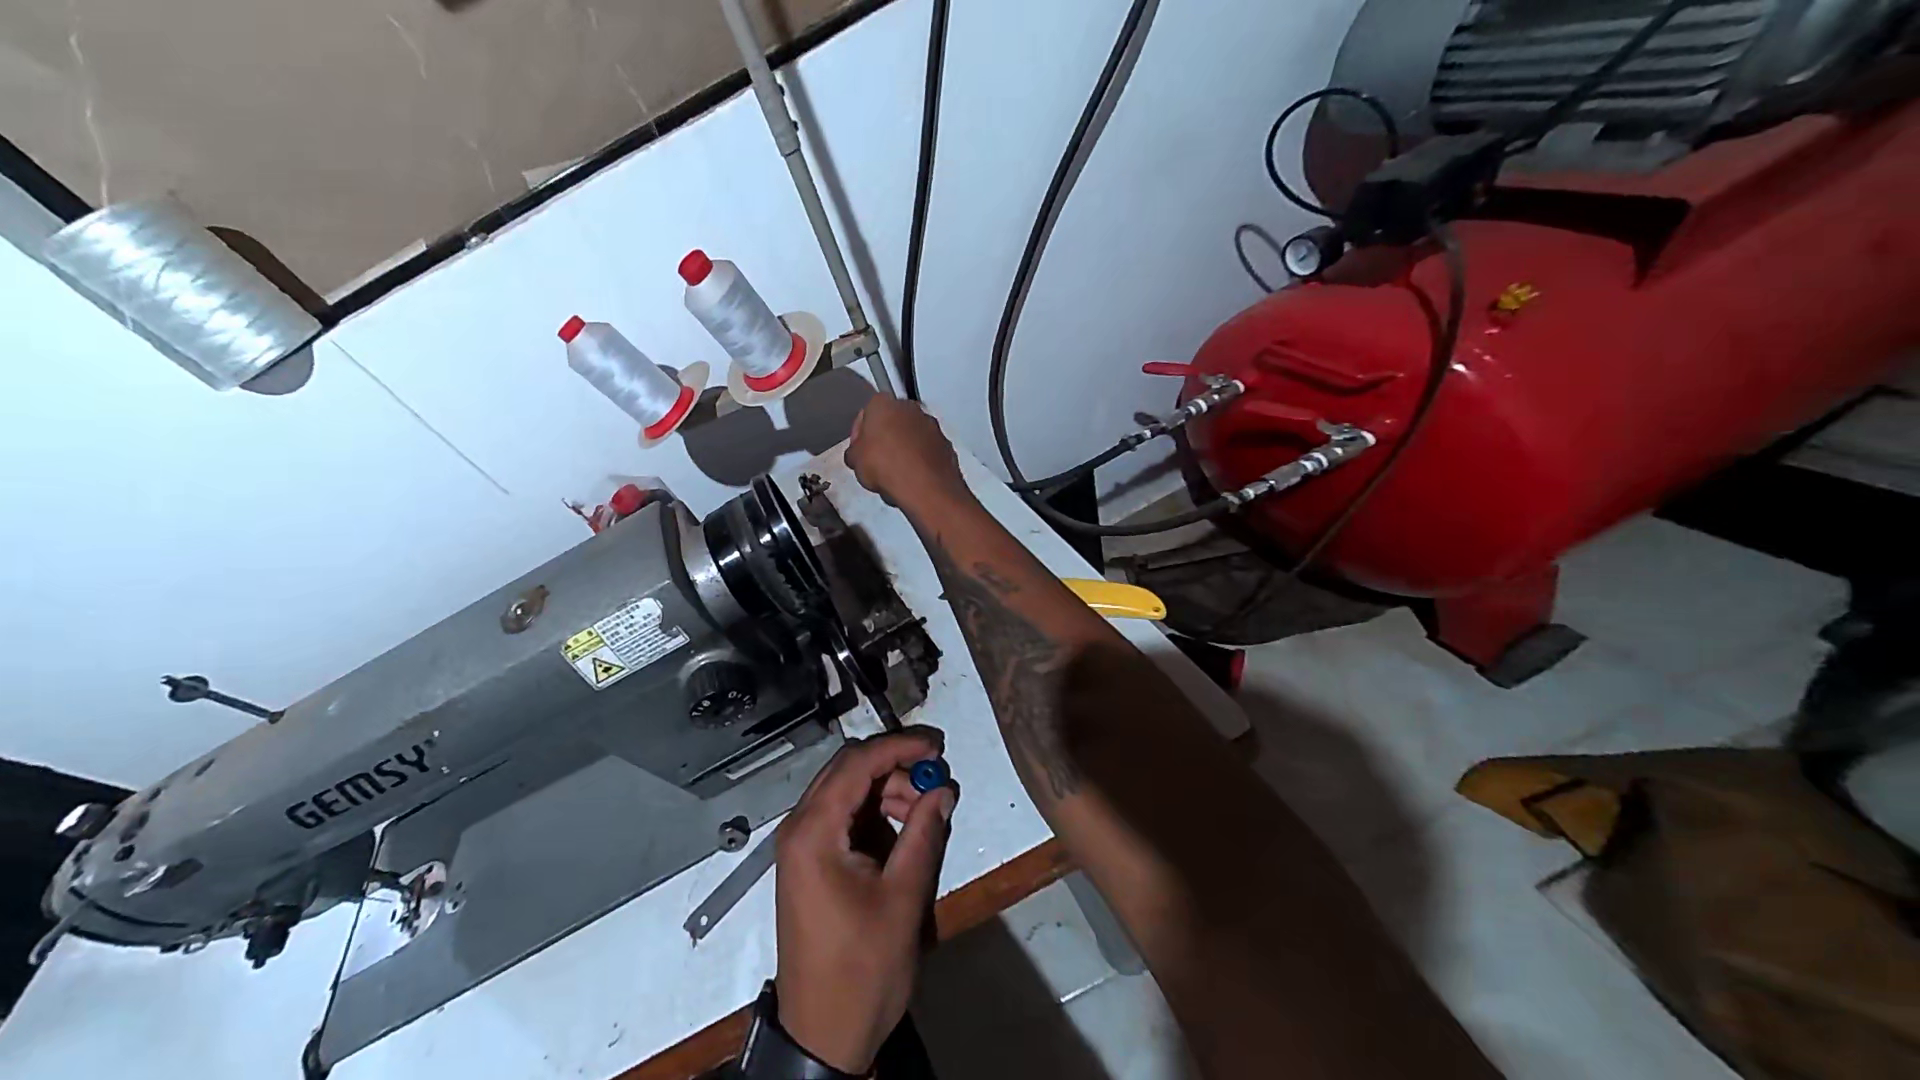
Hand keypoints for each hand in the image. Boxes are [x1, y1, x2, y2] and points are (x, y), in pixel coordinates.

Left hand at [774, 729, 958, 1073]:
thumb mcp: (903, 897)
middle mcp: (800, 828)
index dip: (900, 745)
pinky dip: (876, 812)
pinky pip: (845, 816)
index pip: (857, 763)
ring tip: (926, 812)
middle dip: (895, 765)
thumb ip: (924, 833)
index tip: (938, 746)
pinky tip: (906, 829)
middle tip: (937, 778)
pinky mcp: (812, 861)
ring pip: (848, 790)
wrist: (824, 1032)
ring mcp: (803, 845)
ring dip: (887, 789)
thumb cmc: (863, 968)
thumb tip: (943, 788)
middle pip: (849, 769)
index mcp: (814, 832)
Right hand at [846, 396, 969, 514]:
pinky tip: (911, 478)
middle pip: (892, 422)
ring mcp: (931, 425)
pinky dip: (920, 461)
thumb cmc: (889, 466)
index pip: (866, 412)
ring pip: (911, 436)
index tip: (859, 448)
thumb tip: (856, 455)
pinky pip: (927, 451)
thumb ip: (854, 452)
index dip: (860, 433)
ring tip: (893, 474)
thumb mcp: (855, 460)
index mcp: (884, 404)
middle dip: (884, 440)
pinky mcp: (945, 444)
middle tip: (876, 461)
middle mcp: (910, 408)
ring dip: (903, 451)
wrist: (925, 486)